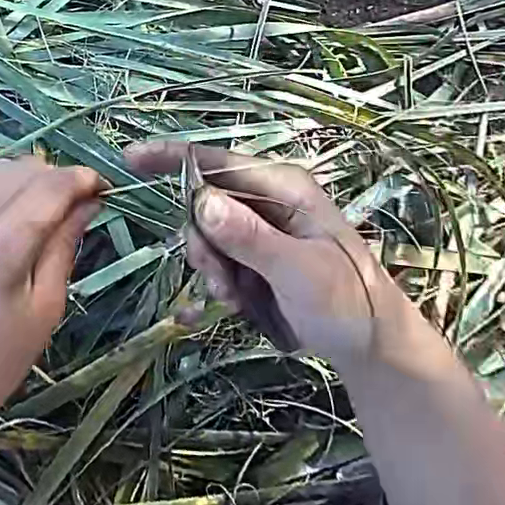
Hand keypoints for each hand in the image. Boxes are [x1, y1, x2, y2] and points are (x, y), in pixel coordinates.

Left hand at [0, 157, 100, 504]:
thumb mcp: (45, 308)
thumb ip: (64, 245)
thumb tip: (88, 203)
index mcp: (2, 243)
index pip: (51, 186)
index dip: (82, 178)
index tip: (106, 186)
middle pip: (23, 170)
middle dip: (58, 175)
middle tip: (82, 200)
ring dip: (30, 177)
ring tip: (53, 205)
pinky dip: (4, 189)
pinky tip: (19, 216)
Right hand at [124, 141, 408, 367]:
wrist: (372, 346)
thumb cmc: (347, 301)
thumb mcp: (299, 271)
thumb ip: (250, 237)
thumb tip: (201, 201)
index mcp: (283, 187)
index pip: (218, 161)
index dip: (173, 158)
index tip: (132, 159)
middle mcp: (268, 198)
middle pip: (206, 201)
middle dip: (202, 240)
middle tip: (219, 278)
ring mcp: (262, 225)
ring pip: (208, 232)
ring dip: (211, 265)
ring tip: (235, 296)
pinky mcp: (257, 252)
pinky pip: (219, 255)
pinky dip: (221, 278)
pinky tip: (240, 301)